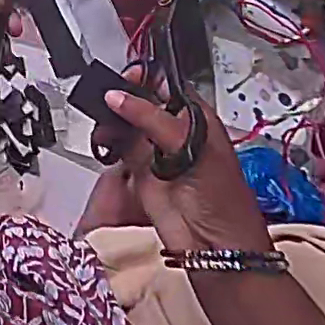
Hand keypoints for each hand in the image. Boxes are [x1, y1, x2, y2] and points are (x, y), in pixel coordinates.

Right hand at [90, 82, 272, 253]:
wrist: (214, 248)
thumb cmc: (221, 199)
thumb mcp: (190, 147)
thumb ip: (151, 117)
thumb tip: (116, 97)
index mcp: (196, 119)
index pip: (166, 85)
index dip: (146, 77)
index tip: (125, 76)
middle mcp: (173, 130)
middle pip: (140, 100)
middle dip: (121, 96)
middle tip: (105, 96)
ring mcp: (154, 149)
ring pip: (124, 120)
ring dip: (109, 117)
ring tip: (102, 121)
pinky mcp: (138, 167)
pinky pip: (115, 144)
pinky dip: (104, 139)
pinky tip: (102, 140)